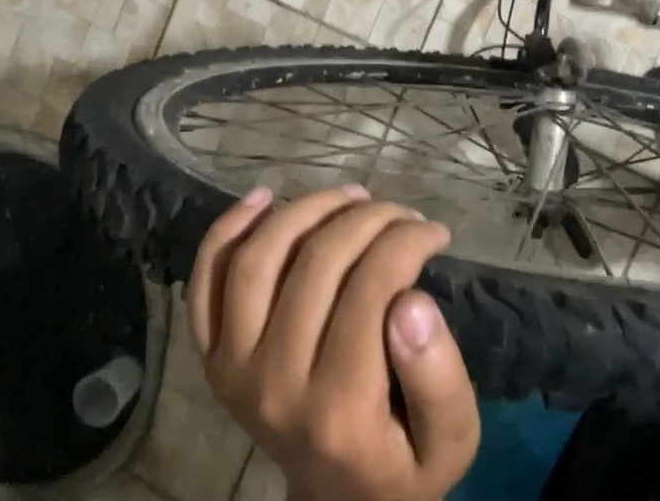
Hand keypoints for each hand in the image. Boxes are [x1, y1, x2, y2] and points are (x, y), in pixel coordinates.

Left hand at [191, 184, 479, 500]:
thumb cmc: (402, 465)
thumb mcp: (451, 439)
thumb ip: (440, 377)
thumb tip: (412, 299)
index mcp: (340, 406)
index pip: (371, 287)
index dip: (408, 241)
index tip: (436, 231)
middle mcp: (275, 383)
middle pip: (318, 263)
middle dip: (370, 217)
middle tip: (404, 212)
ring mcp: (233, 368)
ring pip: (259, 259)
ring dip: (307, 208)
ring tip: (352, 194)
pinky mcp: (213, 358)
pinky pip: (207, 281)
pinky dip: (228, 230)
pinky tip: (266, 197)